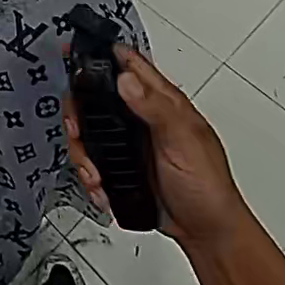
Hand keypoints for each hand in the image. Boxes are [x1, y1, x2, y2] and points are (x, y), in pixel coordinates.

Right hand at [64, 46, 256, 251]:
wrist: (206, 231)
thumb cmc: (207, 185)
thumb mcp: (183, 140)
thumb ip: (155, 108)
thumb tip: (127, 79)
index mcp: (162, 101)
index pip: (130, 64)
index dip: (104, 53)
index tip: (76, 53)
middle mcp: (144, 117)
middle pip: (98, 98)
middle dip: (80, 113)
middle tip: (79, 130)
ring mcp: (131, 142)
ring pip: (91, 130)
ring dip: (84, 150)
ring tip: (94, 170)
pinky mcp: (122, 165)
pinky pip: (94, 159)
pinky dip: (90, 172)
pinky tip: (100, 184)